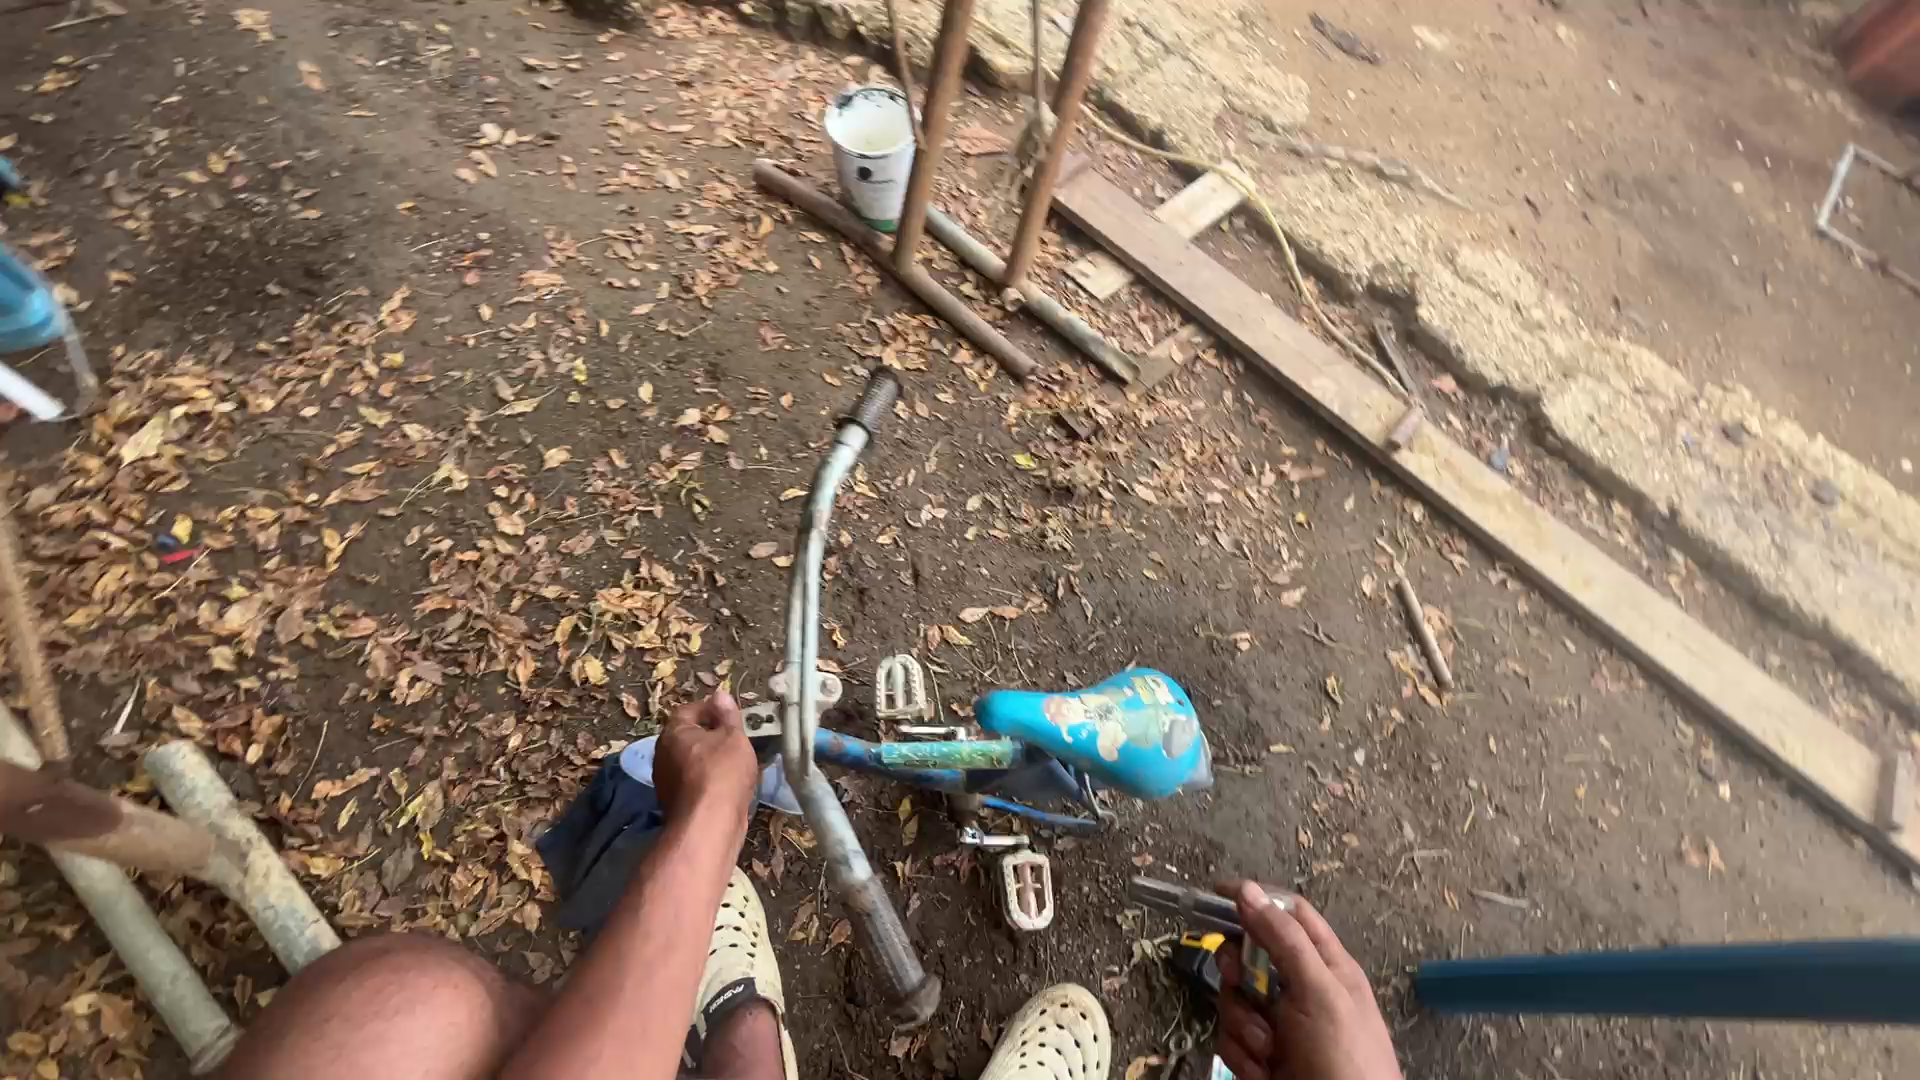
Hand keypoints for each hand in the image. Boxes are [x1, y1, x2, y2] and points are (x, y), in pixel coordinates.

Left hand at [653, 689, 759, 827]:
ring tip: (735, 761)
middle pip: (687, 735)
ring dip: (709, 757)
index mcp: (673, 733)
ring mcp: (666, 780)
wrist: (709, 824)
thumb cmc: (723, 771)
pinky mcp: (675, 802)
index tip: (731, 715)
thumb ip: (727, 714)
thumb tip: (719, 694)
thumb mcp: (733, 736)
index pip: (688, 709)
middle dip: (710, 734)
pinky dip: (707, 778)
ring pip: (690, 759)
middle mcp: (662, 754)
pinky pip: (692, 780)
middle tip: (735, 737)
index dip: (710, 708)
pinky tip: (727, 784)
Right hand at [1214, 882, 1402, 1079]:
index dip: (1256, 899)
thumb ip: (1283, 939)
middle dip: (1237, 968)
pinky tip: (1263, 1072)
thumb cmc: (1342, 1059)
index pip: (1288, 913)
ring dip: (1243, 1023)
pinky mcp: (1261, 1055)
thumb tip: (1247, 889)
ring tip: (1266, 1050)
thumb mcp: (1319, 993)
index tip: (1218, 895)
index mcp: (1325, 965)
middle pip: (1248, 952)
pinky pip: (1231, 1035)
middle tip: (1238, 980)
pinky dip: (1242, 1054)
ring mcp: (1279, 1023)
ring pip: (1234, 996)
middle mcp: (1299, 988)